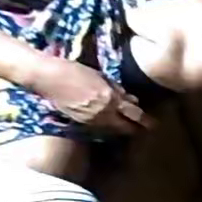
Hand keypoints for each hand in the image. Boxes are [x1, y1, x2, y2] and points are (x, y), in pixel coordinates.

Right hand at [24, 56, 150, 133]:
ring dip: (123, 129)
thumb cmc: (73, 70)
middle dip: (137, 129)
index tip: (154, 124)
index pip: (135, 114)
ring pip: (114, 130)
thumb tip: (133, 100)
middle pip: (126, 127)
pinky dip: (109, 127)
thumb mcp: (100, 76)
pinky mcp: (83, 122)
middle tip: (145, 130)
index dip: (146, 121)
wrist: (47, 78)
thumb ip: (117, 89)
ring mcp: (93, 119)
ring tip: (130, 128)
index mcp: (110, 98)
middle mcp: (104, 112)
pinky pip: (101, 128)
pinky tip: (112, 124)